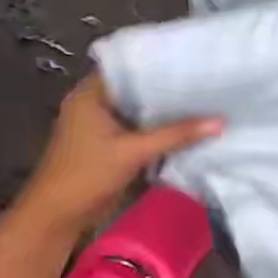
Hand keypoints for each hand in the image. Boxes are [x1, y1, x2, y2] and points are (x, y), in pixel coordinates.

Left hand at [13, 74, 221, 232]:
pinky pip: (140, 128)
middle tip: (207, 81)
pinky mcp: (110, 144)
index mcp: (91, 93)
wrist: (57, 217)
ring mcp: (102, 124)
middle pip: (138, 89)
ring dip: (166, 110)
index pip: (129, 66)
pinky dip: (160, 129)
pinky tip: (189, 126)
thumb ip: (176, 134)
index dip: (160, 62)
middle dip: (169, 88)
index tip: (193, 61)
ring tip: (205, 99)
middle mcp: (95, 103)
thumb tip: (220, 121)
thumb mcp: (134, 151)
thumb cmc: (86, 175)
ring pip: (141, 110)